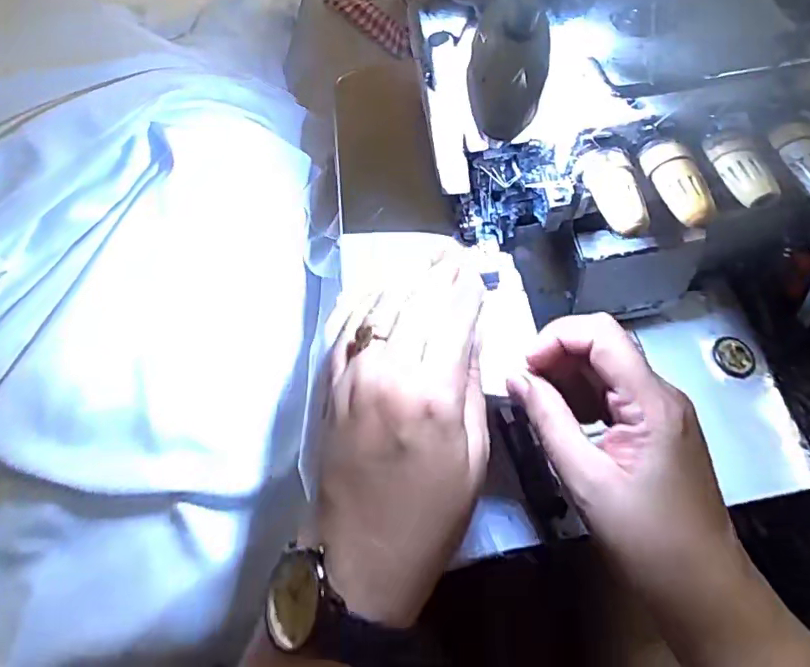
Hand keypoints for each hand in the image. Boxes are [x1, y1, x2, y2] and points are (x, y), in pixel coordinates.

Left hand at [314, 253, 488, 628]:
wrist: (357, 558)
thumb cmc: (431, 513)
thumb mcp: (473, 454)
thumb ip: (474, 385)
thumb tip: (473, 335)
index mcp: (434, 394)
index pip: (456, 318)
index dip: (469, 289)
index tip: (479, 268)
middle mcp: (390, 374)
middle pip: (419, 302)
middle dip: (441, 272)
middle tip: (455, 251)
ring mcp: (353, 376)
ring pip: (381, 306)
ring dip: (405, 276)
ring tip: (426, 257)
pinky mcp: (330, 386)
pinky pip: (345, 328)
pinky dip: (363, 300)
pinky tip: (379, 284)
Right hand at [507, 314, 809, 666]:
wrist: (704, 588)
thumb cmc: (649, 542)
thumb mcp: (587, 482)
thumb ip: (550, 422)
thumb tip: (518, 378)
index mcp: (652, 400)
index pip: (602, 333)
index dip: (558, 337)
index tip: (525, 365)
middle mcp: (662, 393)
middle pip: (606, 345)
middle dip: (560, 354)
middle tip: (524, 384)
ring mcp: (664, 409)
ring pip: (610, 368)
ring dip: (570, 375)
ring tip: (537, 402)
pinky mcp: (659, 427)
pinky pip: (618, 394)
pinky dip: (586, 397)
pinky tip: (563, 419)